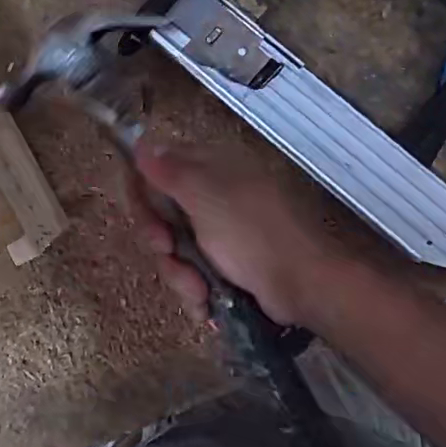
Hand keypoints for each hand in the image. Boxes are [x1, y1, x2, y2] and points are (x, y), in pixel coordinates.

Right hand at [131, 139, 363, 327]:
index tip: (148, 220)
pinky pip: (192, 274)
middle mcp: (210, 196)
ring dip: (179, 274)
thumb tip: (140, 143)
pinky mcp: (226, 265)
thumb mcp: (205, 197)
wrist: (304, 285)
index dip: (142, 196)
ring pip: (173, 251)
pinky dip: (195, 292)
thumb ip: (168, 171)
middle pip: (159, 215)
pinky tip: (206, 303)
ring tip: (199, 290)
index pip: (155, 170)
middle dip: (161, 243)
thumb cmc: (253, 235)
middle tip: (169, 252)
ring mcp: (219, 233)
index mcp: (208, 170)